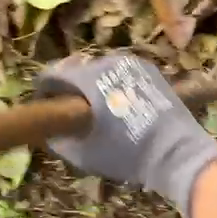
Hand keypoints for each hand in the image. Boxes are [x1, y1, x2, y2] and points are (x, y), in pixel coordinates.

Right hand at [38, 54, 216, 217]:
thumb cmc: (128, 154)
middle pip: (79, 69)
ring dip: (93, 84)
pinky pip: (122, 73)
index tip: (40, 101)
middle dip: (70, 86)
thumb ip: (59, 140)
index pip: (56, 74)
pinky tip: (116, 103)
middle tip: (65, 107)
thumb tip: (48, 133)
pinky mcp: (151, 71)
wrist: (176, 152)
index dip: (44, 88)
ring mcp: (134, 64)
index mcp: (91, 78)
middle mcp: (110, 63)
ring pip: (102, 70)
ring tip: (92, 106)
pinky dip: (114, 84)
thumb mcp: (85, 154)